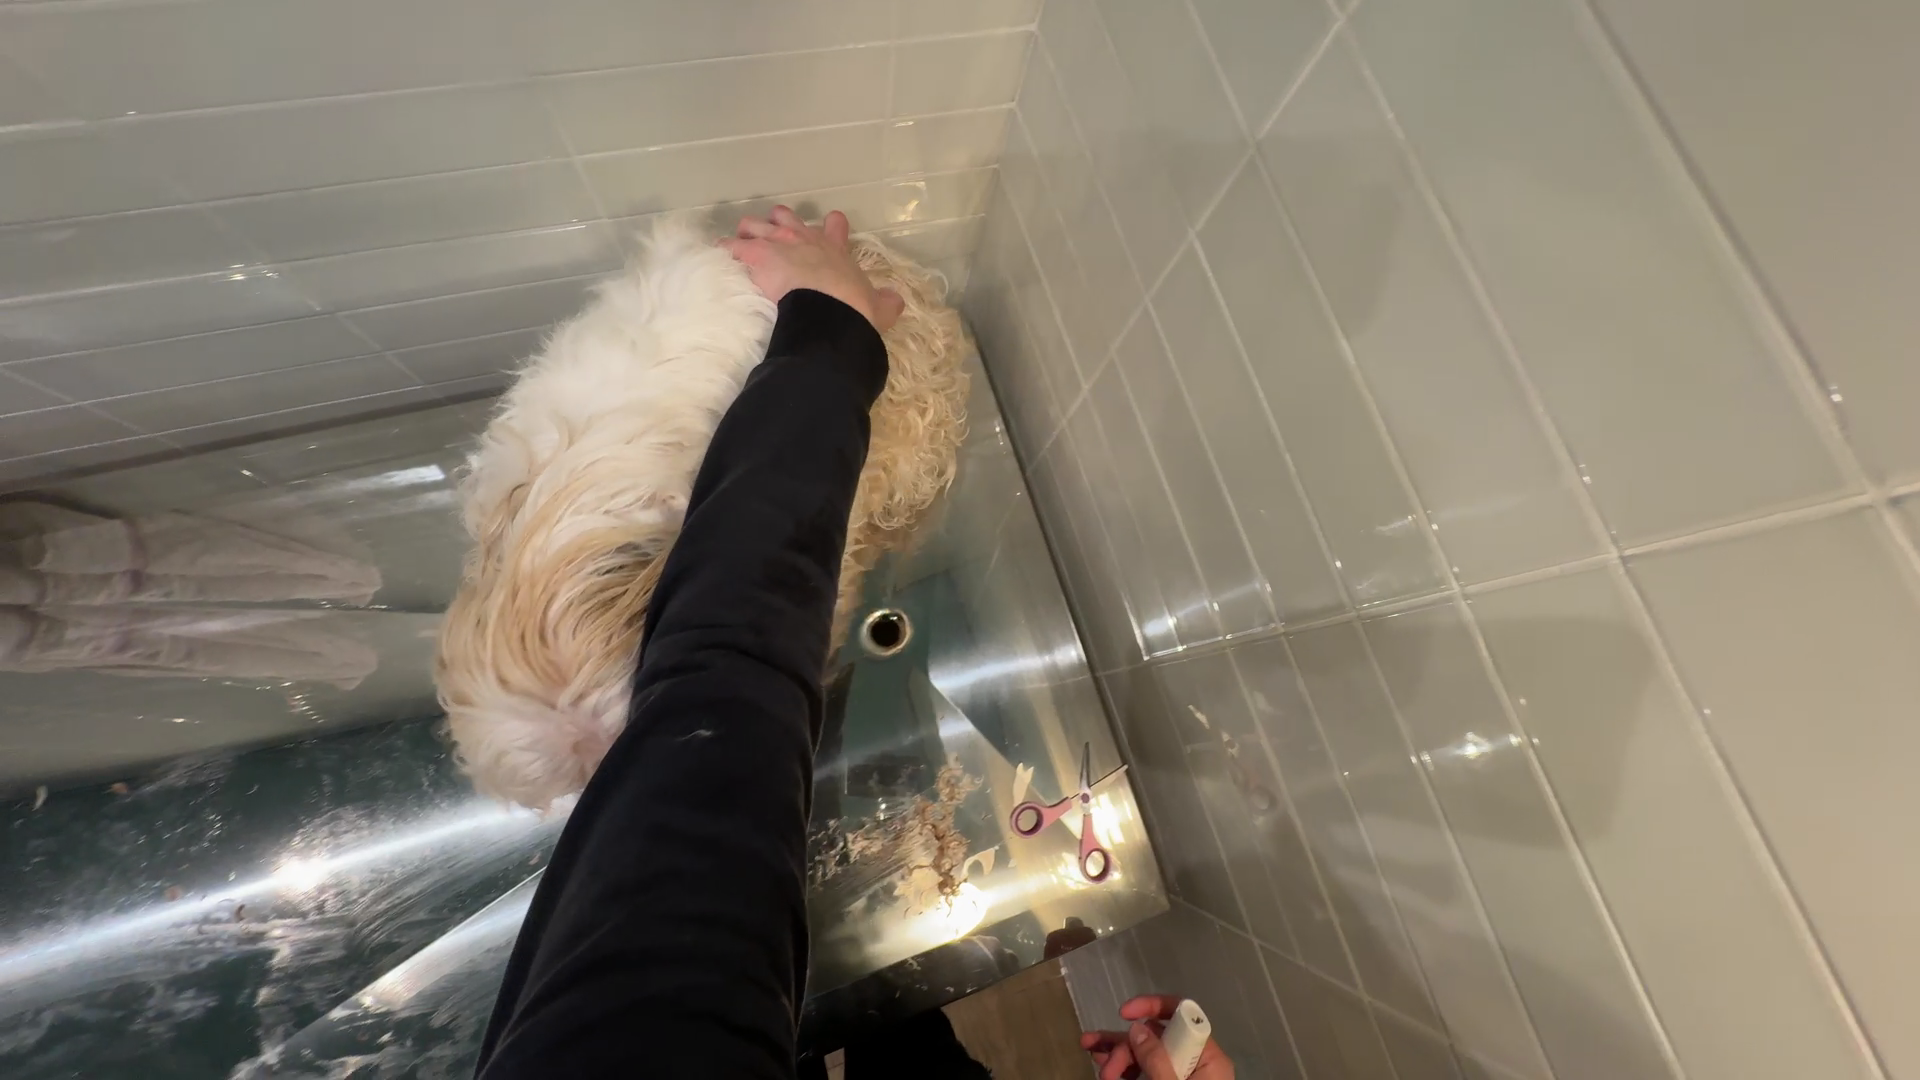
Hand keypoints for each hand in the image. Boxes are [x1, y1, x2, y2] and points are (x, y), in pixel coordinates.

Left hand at [720, 206, 904, 331]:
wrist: (830, 313)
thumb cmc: (855, 308)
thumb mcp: (878, 306)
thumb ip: (885, 301)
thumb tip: (895, 301)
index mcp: (833, 247)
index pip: (833, 225)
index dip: (829, 227)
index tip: (827, 232)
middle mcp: (803, 237)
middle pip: (784, 217)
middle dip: (778, 227)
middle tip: (775, 244)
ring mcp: (777, 242)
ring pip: (753, 224)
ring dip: (748, 235)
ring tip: (743, 251)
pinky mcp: (754, 254)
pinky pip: (730, 246)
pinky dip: (725, 252)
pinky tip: (722, 262)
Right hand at [1080, 995, 1234, 1079]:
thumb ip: (1156, 1060)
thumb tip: (1137, 1028)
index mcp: (1207, 1058)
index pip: (1181, 1014)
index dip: (1151, 1006)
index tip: (1124, 1014)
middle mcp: (1194, 1062)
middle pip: (1155, 1036)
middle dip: (1125, 1047)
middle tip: (1106, 1070)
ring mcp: (1179, 1076)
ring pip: (1144, 1052)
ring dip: (1116, 1053)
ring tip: (1089, 1052)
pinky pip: (1142, 1070)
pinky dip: (1122, 1066)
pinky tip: (1100, 1063)